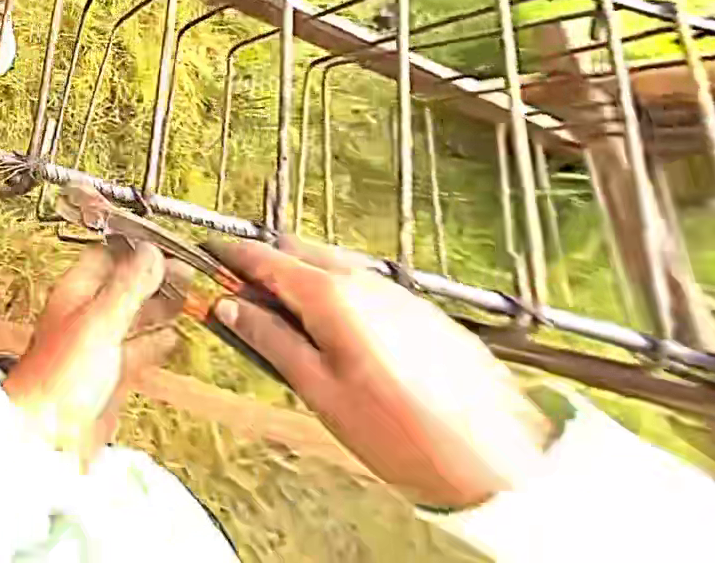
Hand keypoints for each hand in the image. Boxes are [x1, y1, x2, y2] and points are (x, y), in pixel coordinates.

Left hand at [3, 239, 174, 463]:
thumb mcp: (101, 321)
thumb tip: (152, 251)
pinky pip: (137, 350)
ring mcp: (98, 344)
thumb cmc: (64, 372)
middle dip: (153, 276)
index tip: (166, 243)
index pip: (107, 256)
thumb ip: (128, 286)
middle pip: (123, 284)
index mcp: (76, 291)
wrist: (49, 434)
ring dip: (159, 306)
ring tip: (187, 296)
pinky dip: (155, 342)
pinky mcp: (110, 374)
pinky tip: (173, 337)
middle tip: (187, 269)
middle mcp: (86, 313)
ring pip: (133, 316)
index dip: (135, 248)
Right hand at [208, 237, 552, 509]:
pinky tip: (335, 331)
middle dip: (261, 262)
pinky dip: (330, 290)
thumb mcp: (319, 391)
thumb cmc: (403, 434)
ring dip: (296, 276)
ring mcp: (392, 289)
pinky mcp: (417, 307)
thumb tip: (228, 306)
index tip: (204, 255)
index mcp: (328, 293)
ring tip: (286, 320)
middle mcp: (359, 278)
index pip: (260, 256)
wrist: (509, 466)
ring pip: (326, 263)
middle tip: (241, 295)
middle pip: (293, 249)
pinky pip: (357, 282)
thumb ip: (268, 339)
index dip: (226, 253)